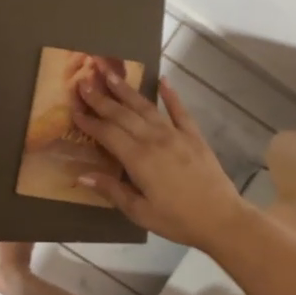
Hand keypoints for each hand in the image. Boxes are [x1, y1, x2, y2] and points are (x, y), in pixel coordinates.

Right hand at [71, 71, 252, 248]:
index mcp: (138, 159)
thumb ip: (112, 191)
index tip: (74, 110)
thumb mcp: (139, 212)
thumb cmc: (176, 220)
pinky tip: (163, 80)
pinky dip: (170, 95)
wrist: (221, 219)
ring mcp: (176, 135)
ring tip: (111, 74)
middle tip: (84, 82)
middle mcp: (155, 140)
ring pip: (146, 107)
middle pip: (123, 115)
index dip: (90, 122)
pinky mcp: (194, 136)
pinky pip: (180, 111)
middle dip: (102, 98)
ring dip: (127, 90)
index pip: (108, 134)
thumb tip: (82, 176)